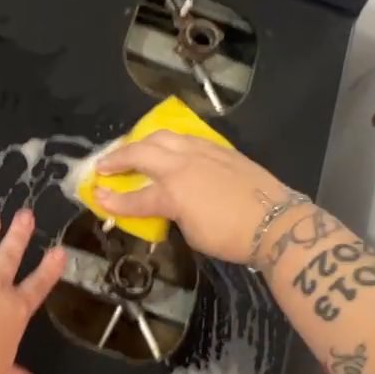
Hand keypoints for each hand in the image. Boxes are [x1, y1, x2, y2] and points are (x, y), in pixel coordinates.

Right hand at [94, 131, 296, 261]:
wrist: (278, 222)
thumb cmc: (232, 237)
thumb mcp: (192, 234)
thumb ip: (173, 214)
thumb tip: (166, 206)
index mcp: (172, 192)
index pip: (134, 197)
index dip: (113, 200)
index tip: (96, 196)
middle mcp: (182, 165)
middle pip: (141, 153)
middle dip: (117, 158)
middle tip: (103, 166)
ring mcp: (202, 152)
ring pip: (163, 136)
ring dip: (141, 142)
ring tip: (132, 149)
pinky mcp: (219, 149)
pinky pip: (185, 138)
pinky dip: (168, 141)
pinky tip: (167, 147)